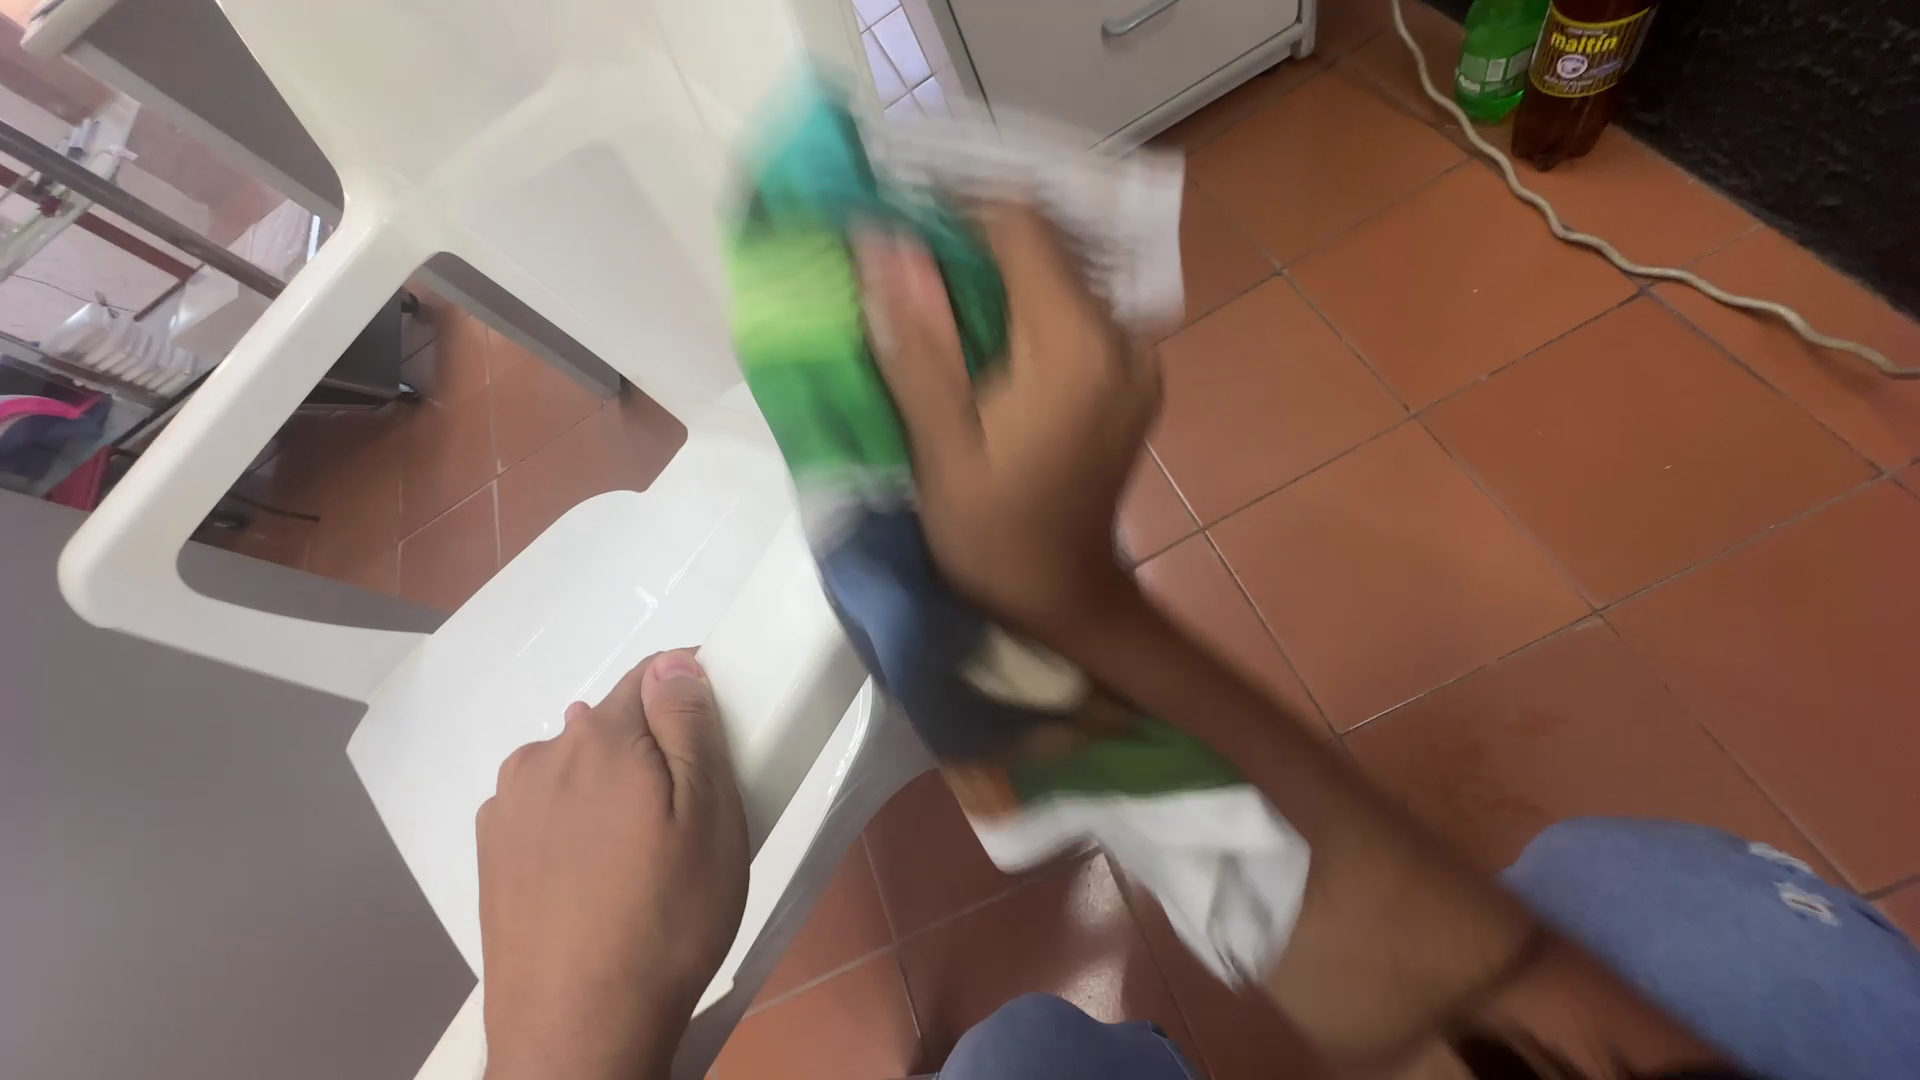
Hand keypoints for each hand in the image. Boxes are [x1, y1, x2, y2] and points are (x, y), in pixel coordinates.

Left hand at [477, 650, 747, 1079]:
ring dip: (614, 778)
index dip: (691, 692)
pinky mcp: (493, 854)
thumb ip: (688, 724)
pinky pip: (548, 805)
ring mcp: (508, 808)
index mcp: (598, 737)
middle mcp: (542, 757)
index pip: (651, 673)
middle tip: (689, 807)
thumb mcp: (708, 813)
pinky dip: (578, 814)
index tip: (720, 738)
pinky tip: (595, 870)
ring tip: (642, 845)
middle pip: (614, 720)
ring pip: (579, 763)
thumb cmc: (668, 915)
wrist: (580, 1034)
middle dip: (655, 742)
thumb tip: (673, 659)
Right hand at [854, 204, 1160, 646]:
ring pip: (1061, 275)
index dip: (955, 207)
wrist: (1061, 594)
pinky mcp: (1131, 377)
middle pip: (1046, 246)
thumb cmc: (993, 535)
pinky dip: (1026, 305)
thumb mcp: (942, 446)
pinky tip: (984, 332)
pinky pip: (1076, 312)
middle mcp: (1122, 337)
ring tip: (935, 291)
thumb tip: (883, 242)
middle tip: (905, 256)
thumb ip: (916, 341)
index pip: (1021, 227)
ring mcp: (1137, 357)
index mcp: (1076, 349)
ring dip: (997, 271)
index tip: (898, 218)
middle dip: (971, 239)